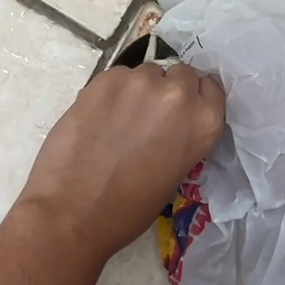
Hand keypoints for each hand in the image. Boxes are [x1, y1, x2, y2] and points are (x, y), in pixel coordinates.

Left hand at [14, 62, 226, 259]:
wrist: (72, 211)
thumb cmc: (128, 209)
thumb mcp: (175, 174)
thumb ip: (183, 136)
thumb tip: (172, 121)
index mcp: (204, 122)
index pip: (211, 87)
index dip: (196, 97)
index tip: (183, 109)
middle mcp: (178, 94)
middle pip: (181, 73)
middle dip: (168, 90)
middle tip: (149, 117)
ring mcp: (141, 81)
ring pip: (147, 73)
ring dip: (139, 90)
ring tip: (119, 120)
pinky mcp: (107, 76)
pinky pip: (118, 76)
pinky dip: (112, 92)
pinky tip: (99, 118)